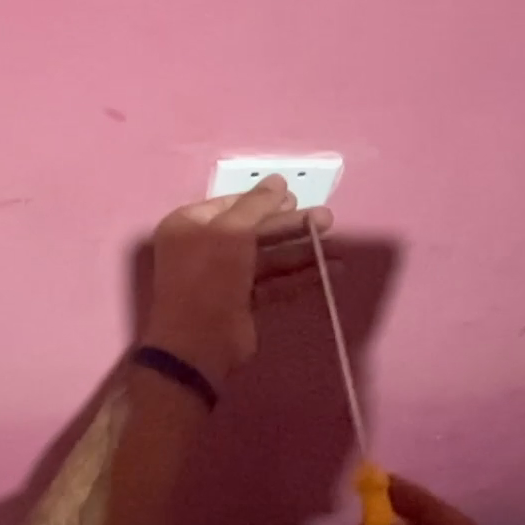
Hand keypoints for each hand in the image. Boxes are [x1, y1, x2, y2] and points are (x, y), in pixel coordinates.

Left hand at [139, 174, 333, 386]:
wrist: (199, 343)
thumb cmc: (210, 276)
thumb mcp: (231, 231)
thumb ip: (257, 204)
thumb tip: (278, 181)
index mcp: (189, 226)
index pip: (231, 204)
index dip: (264, 200)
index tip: (295, 195)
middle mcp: (205, 248)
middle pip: (254, 230)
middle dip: (290, 225)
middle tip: (326, 218)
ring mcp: (224, 278)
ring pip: (267, 257)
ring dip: (300, 250)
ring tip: (335, 243)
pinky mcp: (243, 302)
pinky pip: (274, 282)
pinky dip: (299, 276)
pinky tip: (329, 269)